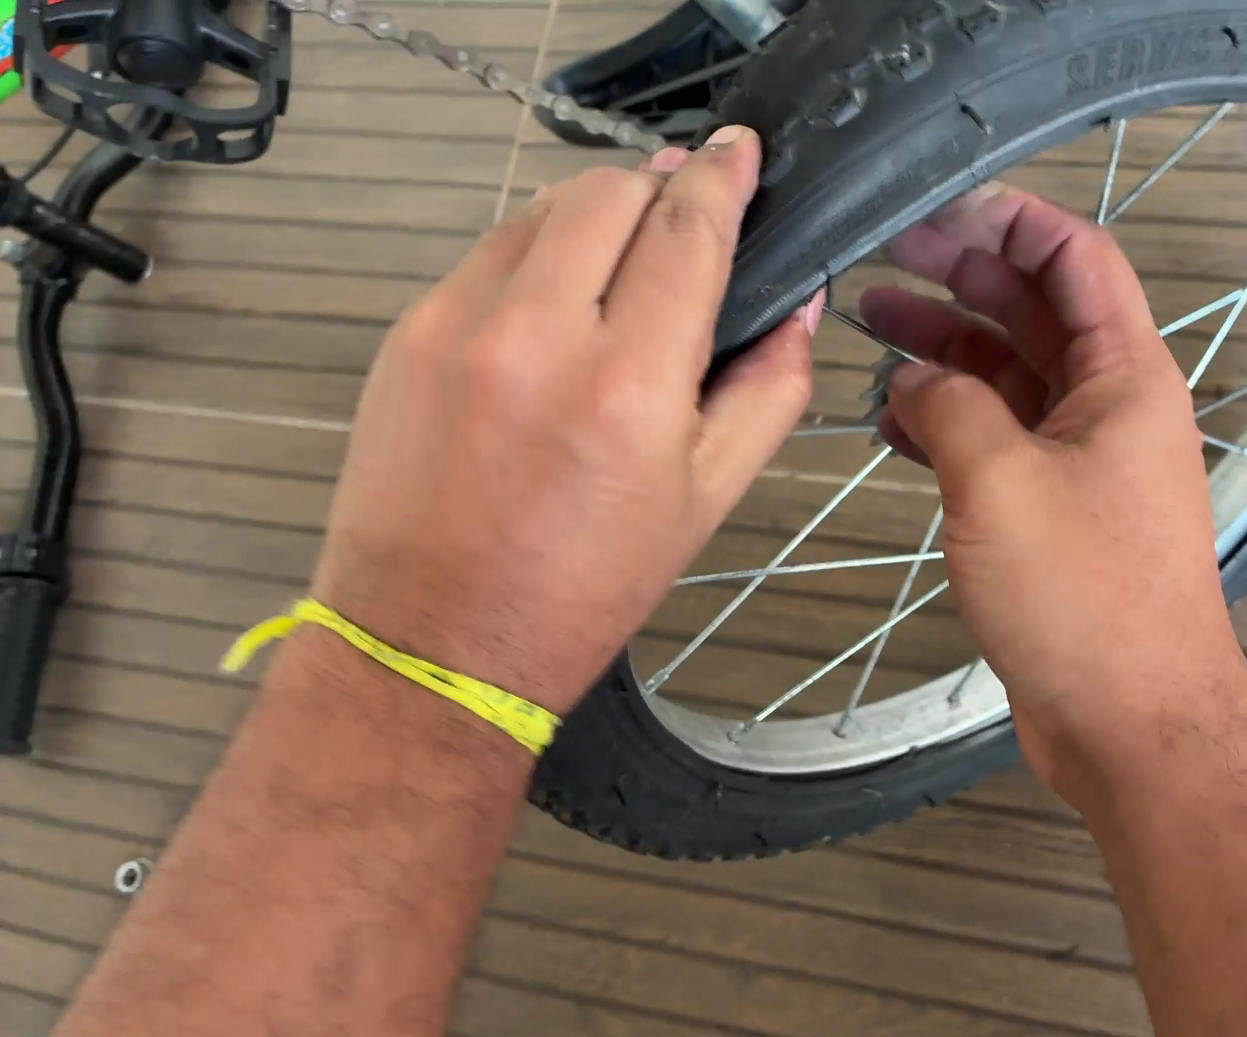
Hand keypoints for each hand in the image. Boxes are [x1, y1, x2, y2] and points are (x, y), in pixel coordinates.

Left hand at [313, 127, 820, 715]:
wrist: (441, 636)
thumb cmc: (592, 579)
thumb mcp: (710, 496)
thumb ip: (769, 391)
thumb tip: (797, 312)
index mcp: (630, 385)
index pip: (685, 235)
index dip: (723, 179)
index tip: (742, 149)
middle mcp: (537, 334)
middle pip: (609, 193)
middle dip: (661, 186)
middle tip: (692, 212)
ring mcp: (457, 323)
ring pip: (543, 208)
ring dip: (601, 212)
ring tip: (632, 255)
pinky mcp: (409, 331)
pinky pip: (492, 251)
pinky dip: (544, 251)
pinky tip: (566, 300)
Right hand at [868, 184, 1246, 798]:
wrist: (1128, 720)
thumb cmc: (1084, 597)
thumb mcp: (1001, 481)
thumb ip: (951, 408)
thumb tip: (911, 382)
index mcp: (1125, 379)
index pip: (1076, 260)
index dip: (1010, 224)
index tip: (936, 213)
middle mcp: (1108, 412)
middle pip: (1032, 317)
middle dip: (960, 284)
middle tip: (882, 266)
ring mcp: (1079, 466)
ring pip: (1007, 383)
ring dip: (944, 355)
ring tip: (871, 331)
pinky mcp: (1051, 515)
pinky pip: (996, 446)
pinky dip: (947, 426)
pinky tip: (893, 422)